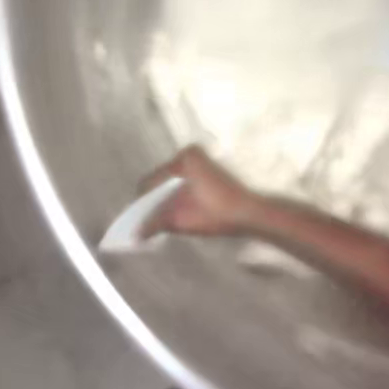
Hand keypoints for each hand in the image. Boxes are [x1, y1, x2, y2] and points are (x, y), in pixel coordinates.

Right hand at [140, 146, 262, 237]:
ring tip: (159, 223)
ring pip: (173, 185)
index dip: (141, 204)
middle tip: (146, 224)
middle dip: (153, 204)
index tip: (135, 222)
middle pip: (161, 182)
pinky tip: (177, 215)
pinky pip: (185, 186)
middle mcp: (191, 155)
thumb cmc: (218, 214)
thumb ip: (154, 224)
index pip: (151, 182)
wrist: (253, 215)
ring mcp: (201, 162)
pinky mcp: (209, 173)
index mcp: (183, 159)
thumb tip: (136, 234)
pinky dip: (178, 200)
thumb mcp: (181, 220)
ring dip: (166, 203)